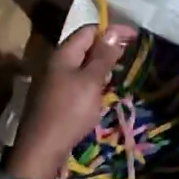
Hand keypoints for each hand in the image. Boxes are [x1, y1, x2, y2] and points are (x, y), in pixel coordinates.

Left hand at [7, 24, 132, 178]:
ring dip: (101, 65)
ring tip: (121, 71)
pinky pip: (77, 81)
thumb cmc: (69, 111)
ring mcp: (53, 81)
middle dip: (108, 47)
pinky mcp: (55, 98)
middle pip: (84, 46)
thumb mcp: (91, 82)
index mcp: (63, 54)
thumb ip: (103, 57)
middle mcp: (55, 63)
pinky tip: (103, 90)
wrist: (42, 148)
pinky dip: (93, 80)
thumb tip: (113, 30)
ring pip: (81, 65)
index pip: (88, 30)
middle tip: (131, 54)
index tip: (135, 37)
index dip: (112, 30)